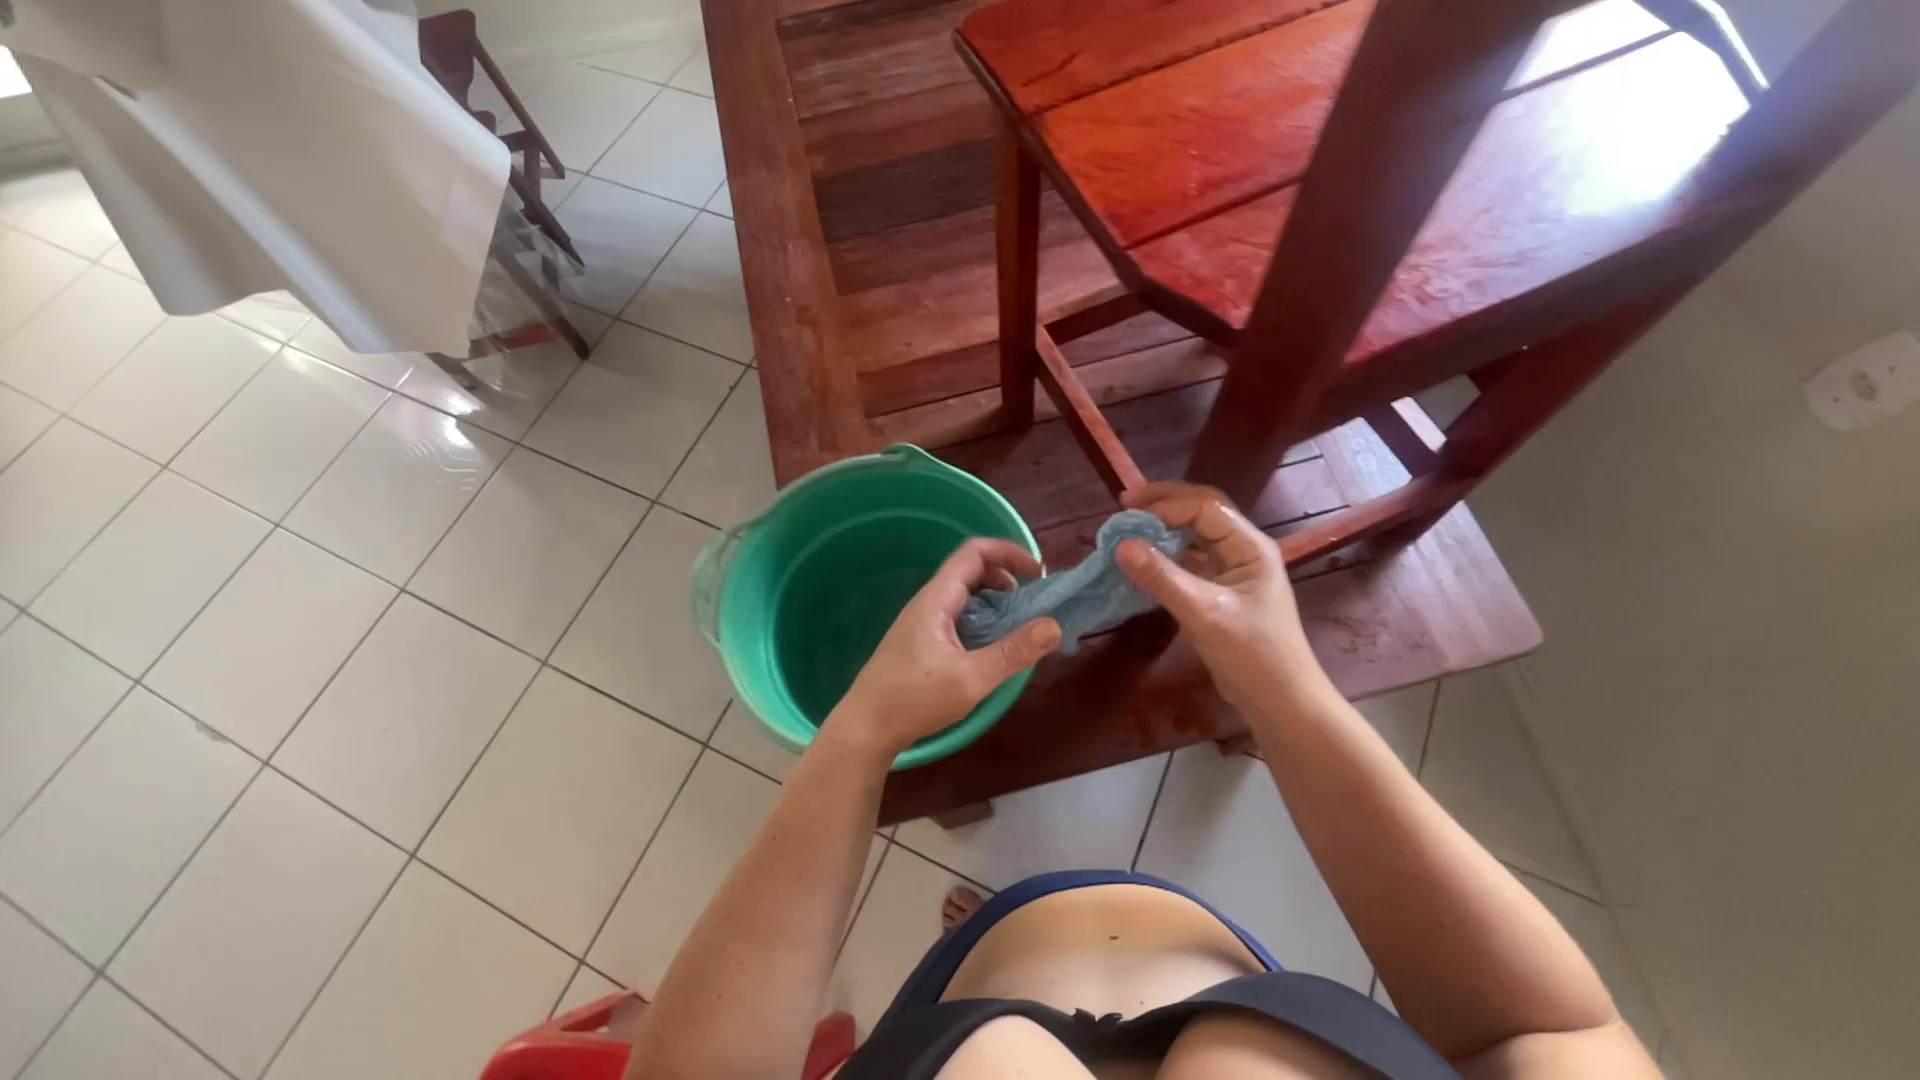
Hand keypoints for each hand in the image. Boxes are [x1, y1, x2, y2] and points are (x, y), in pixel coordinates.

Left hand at [821, 537, 1060, 761]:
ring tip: (1019, 623)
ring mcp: (923, 623)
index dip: (1009, 552)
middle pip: (971, 570)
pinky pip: (958, 616)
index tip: (1039, 573)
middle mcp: (928, 603)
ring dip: (995, 599)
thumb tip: (1053, 626)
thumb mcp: (970, 679)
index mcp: (937, 600)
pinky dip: (983, 619)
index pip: (974, 552)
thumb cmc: (913, 700)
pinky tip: (994, 646)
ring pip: (965, 595)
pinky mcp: (921, 642)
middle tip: (1033, 601)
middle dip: (1007, 576)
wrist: (865, 728)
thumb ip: (1013, 652)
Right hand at [1115, 481, 1329, 710]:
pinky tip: (1140, 563)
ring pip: (1192, 539)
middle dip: (1163, 505)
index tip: (1128, 514)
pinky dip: (1163, 559)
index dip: (1166, 506)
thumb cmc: (1253, 655)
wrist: (1280, 702)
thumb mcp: (1205, 614)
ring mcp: (1230, 573)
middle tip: (1124, 505)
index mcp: (1250, 547)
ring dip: (1161, 532)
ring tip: (1127, 530)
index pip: (1205, 508)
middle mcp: (1241, 552)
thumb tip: (1121, 545)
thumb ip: (1163, 578)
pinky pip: (1187, 564)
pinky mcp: (1217, 594)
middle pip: (1200, 514)